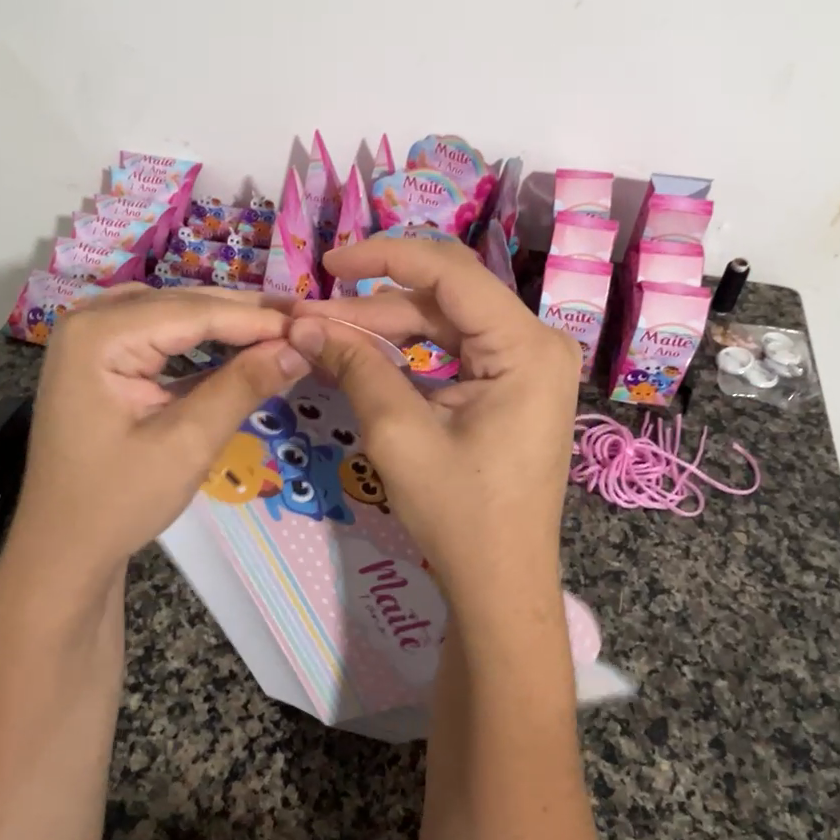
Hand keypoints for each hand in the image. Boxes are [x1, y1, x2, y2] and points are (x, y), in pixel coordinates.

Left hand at [12, 286, 309, 565]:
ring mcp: (92, 339)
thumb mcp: (187, 444)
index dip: (258, 318)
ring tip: (282, 332)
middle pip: (184, 306)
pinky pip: (160, 336)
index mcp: (99, 334)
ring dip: (227, 325)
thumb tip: (299, 348)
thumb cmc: (118, 502)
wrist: (63, 549)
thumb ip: (242, 387)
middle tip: (307, 323)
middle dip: (245, 316)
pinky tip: (240, 347)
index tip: (313, 324)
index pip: (195, 312)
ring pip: (176, 316)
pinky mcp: (101, 360)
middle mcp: (90, 321)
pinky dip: (202, 342)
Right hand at [287, 238, 580, 613]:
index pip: (450, 271)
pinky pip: (458, 351)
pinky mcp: (514, 388)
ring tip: (327, 334)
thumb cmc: (459, 513)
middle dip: (376, 303)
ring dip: (389, 326)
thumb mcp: (399, 434)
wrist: (502, 582)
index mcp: (526, 346)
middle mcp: (537, 344)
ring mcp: (530, 366)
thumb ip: (355, 365)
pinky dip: (412, 352)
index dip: (384, 257)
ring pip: (449, 323)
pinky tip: (366, 354)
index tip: (327, 263)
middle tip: (311, 315)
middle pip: (448, 297)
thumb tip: (302, 323)